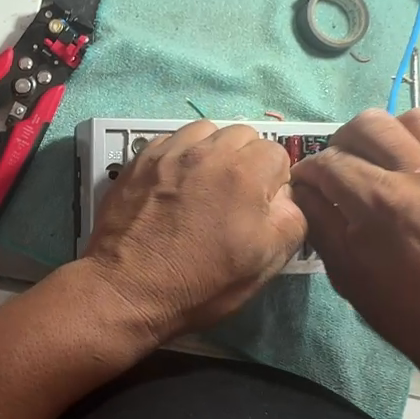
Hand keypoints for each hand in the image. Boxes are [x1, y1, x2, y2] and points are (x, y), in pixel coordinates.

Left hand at [81, 121, 306, 344]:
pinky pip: (171, 140)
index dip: (274, 181)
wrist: (128, 288)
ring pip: (205, 130)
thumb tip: (284, 195)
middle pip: (242, 135)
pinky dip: (180, 154)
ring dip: (212, 150)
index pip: (278, 153)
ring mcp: (170, 151)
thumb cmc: (201, 282)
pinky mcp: (140, 158)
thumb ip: (290, 218)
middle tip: (234, 194)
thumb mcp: (266, 262)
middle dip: (245, 159)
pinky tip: (174, 182)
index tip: (260, 205)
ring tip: (204, 182)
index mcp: (245, 173)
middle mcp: (207, 152)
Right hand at [290, 107, 419, 389]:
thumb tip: (303, 188)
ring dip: (396, 132)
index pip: (328, 161)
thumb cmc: (405, 311)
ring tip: (392, 155)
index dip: (309, 172)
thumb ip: (319, 220)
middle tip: (345, 165)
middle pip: (369, 123)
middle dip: (345, 142)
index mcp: (378, 201)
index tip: (309, 184)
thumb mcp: (345, 272)